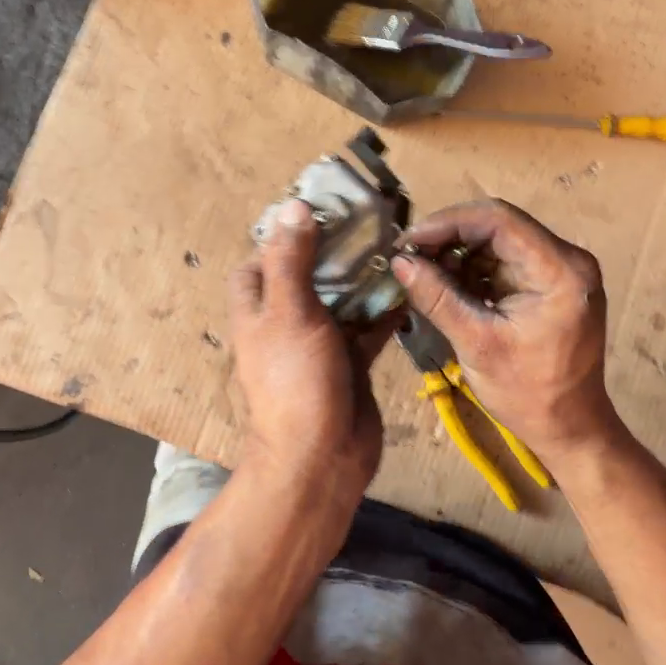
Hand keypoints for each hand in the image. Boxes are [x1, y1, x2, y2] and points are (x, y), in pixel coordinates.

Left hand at [228, 199, 393, 507]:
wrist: (322, 458)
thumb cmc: (295, 382)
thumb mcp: (289, 313)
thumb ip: (291, 260)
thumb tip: (293, 206)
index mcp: (257, 310)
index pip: (258, 263)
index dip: (280, 238)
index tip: (316, 214)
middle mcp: (285, 324)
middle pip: (305, 277)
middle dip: (332, 253)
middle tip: (368, 222)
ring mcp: (318, 345)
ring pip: (340, 301)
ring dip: (362, 279)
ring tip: (394, 246)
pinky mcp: (349, 363)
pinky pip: (367, 329)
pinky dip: (383, 312)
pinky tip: (408, 290)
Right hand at [391, 200, 617, 454]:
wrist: (569, 428)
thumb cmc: (527, 393)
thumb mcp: (476, 343)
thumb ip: (437, 297)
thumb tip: (398, 262)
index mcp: (560, 271)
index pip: (499, 221)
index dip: (449, 223)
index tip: (409, 241)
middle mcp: (566, 259)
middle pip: (498, 225)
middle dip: (449, 237)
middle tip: (408, 256)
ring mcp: (559, 269)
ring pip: (497, 241)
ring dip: (456, 253)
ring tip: (420, 273)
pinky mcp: (548, 283)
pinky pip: (503, 261)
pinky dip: (471, 269)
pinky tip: (444, 285)